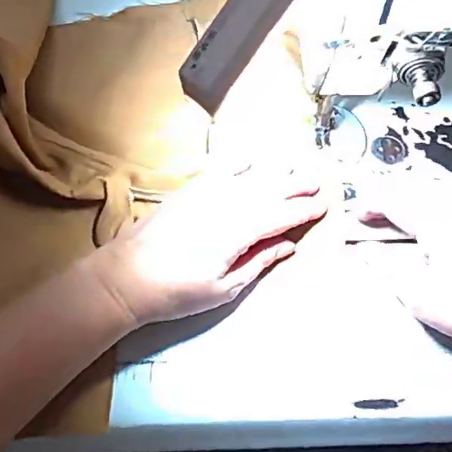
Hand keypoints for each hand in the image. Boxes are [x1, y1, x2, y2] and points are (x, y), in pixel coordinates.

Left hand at [87, 164, 326, 327]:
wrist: (126, 276)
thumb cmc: (177, 291)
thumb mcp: (224, 287)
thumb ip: (259, 260)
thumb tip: (288, 244)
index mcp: (239, 230)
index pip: (281, 214)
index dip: (305, 210)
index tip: (325, 204)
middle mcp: (227, 203)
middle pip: (270, 190)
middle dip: (297, 186)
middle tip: (319, 182)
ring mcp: (206, 192)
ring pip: (249, 177)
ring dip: (275, 173)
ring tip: (296, 170)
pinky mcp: (189, 190)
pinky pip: (220, 169)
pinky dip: (238, 164)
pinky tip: (250, 160)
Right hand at [353, 163, 451, 371]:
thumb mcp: (417, 294)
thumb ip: (386, 265)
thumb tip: (366, 251)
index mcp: (438, 221)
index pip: (393, 199)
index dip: (370, 205)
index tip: (357, 216)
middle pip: (413, 184)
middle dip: (386, 195)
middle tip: (370, 211)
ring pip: (434, 182)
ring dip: (409, 189)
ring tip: (394, 204)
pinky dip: (431, 190)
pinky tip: (428, 202)